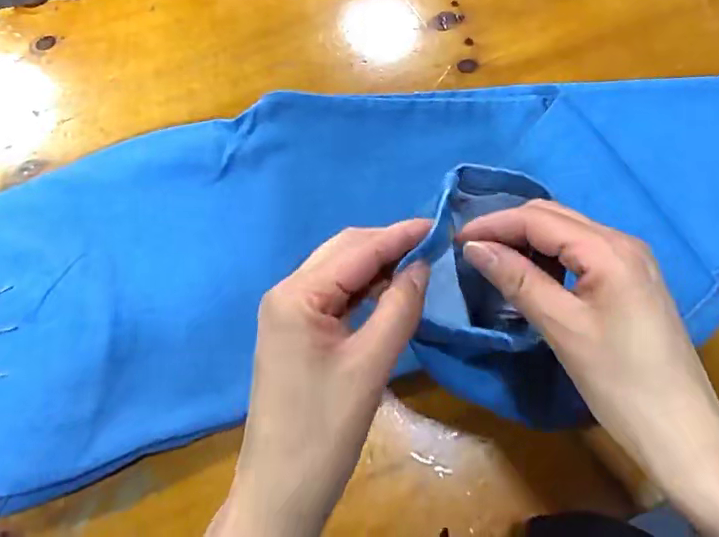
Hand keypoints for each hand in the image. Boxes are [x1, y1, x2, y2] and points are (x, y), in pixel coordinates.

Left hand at [209, 220, 430, 536]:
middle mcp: (286, 292)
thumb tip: (422, 264)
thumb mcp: (370, 366)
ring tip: (417, 264)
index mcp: (297, 295)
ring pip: (339, 269)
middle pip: (344, 250)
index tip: (439, 224)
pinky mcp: (293, 330)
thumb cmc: (324, 431)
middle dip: (388, 244)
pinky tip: (388, 291)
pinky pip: (333, 294)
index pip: (357, 250)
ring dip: (376, 264)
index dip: (399, 235)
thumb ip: (399, 307)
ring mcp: (286, 311)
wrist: (279, 495)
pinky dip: (363, 287)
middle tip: (432, 244)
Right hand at [459, 202, 718, 536]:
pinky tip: (534, 272)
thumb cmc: (621, 383)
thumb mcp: (562, 328)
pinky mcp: (635, 280)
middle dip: (510, 226)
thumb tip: (474, 247)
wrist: (686, 437)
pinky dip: (553, 254)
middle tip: (471, 247)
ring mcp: (633, 260)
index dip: (495, 224)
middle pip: (555, 216)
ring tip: (495, 258)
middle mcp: (623, 241)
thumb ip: (517, 279)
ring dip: (530, 238)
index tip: (457, 238)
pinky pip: (584, 250)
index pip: (539, 219)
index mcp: (609, 248)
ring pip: (569, 231)